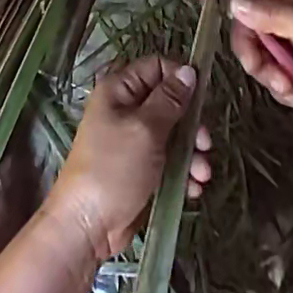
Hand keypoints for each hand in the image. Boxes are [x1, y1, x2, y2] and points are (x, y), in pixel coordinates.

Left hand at [45, 56, 212, 260]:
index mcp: (120, 90)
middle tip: (205, 143)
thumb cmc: (114, 168)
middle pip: (170, 102)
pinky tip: (192, 188)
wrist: (88, 225)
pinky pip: (170, 160)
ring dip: (192, 152)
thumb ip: (170, 100)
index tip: (201, 97)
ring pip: (174, 134)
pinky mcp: (142, 168)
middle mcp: (127, 110)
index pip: (156, 67)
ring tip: (202, 174)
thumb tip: (190, 70)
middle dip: (192, 123)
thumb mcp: (145, 129)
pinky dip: (184, 171)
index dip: (180, 78)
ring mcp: (134, 140)